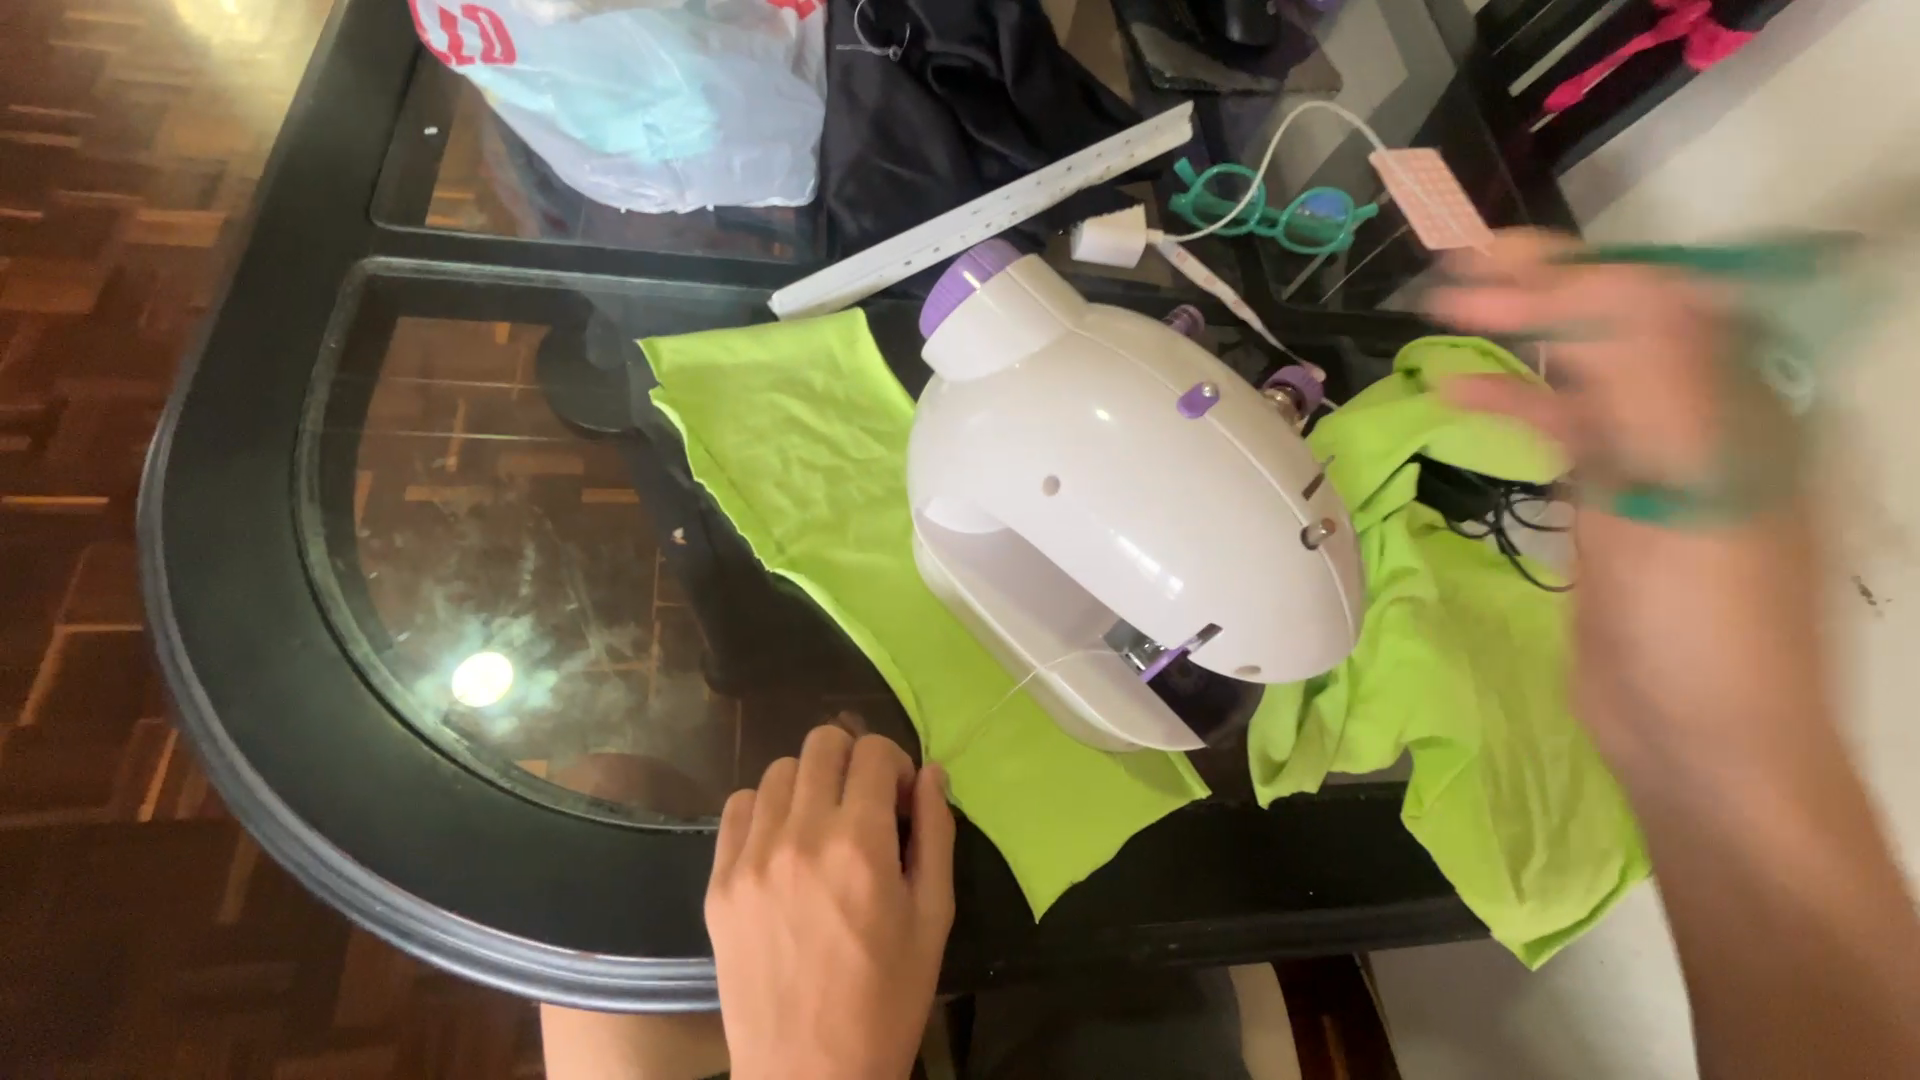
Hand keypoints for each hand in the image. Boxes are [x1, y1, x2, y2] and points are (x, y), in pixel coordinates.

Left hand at [706, 726, 954, 1079]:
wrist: (810, 1076)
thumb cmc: (886, 999)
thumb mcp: (933, 916)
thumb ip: (936, 832)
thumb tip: (931, 772)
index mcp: (860, 843)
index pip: (874, 751)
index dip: (896, 765)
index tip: (900, 801)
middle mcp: (800, 835)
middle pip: (822, 743)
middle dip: (853, 760)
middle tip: (864, 804)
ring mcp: (751, 857)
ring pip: (778, 769)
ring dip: (810, 783)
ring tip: (822, 826)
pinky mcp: (719, 882)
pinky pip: (737, 808)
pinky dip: (764, 808)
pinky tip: (782, 843)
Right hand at [1424, 230, 1830, 787]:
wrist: (1696, 736)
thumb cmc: (1706, 627)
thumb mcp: (1693, 498)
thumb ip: (1657, 385)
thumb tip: (1600, 286)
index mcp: (1741, 408)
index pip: (1661, 305)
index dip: (1573, 276)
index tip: (1481, 274)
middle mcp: (1704, 418)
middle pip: (1625, 324)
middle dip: (1543, 287)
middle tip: (1456, 272)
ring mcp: (1653, 459)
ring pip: (1586, 370)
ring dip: (1525, 333)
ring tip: (1452, 309)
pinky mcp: (1608, 499)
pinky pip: (1561, 428)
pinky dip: (1512, 401)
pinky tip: (1458, 390)